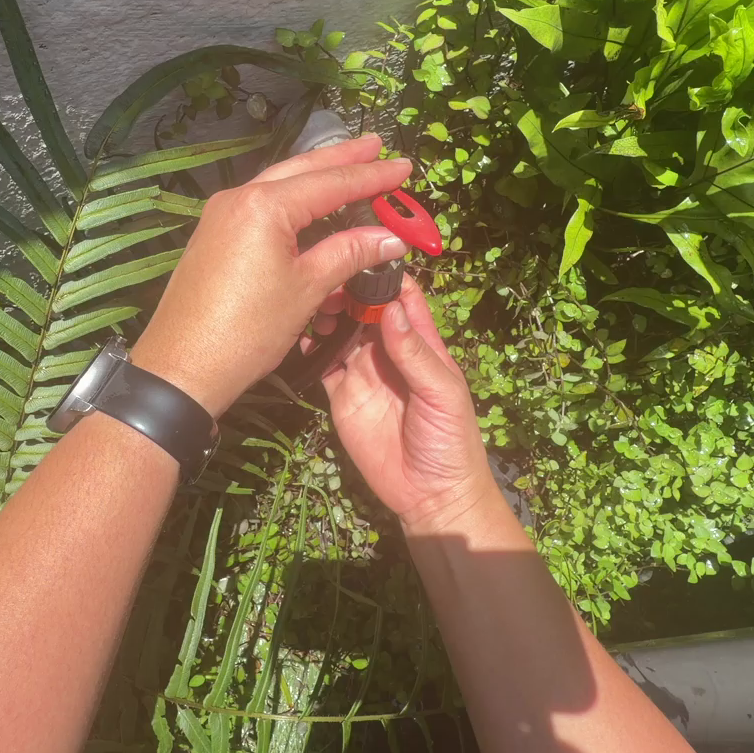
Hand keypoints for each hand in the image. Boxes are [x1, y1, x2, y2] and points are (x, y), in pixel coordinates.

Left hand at [132, 135, 412, 416]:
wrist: (182, 368)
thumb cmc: (249, 330)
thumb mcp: (307, 289)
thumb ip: (349, 253)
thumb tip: (391, 236)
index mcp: (264, 205)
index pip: (330, 183)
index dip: (371, 176)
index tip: (404, 166)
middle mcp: (238, 198)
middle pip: (301, 170)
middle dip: (341, 158)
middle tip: (377, 146)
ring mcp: (220, 215)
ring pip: (278, 186)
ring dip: (315, 178)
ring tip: (349, 167)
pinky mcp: (213, 236)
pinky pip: (260, 208)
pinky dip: (291, 203)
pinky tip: (308, 205)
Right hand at [322, 277, 499, 534]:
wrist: (430, 495)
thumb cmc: (451, 440)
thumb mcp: (442, 393)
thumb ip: (415, 352)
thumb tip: (390, 308)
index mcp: (420, 344)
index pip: (403, 298)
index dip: (386, 276)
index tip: (361, 257)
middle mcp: (387, 351)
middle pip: (365, 308)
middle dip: (347, 291)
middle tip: (327, 286)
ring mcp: (363, 372)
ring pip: (340, 330)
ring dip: (328, 315)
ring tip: (315, 311)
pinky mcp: (341, 394)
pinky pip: (323, 364)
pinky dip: (311, 348)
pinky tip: (302, 338)